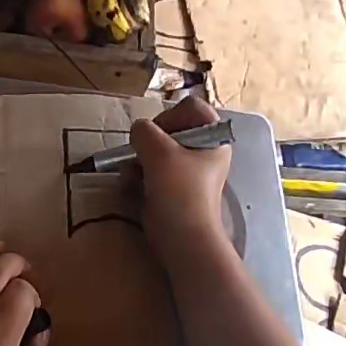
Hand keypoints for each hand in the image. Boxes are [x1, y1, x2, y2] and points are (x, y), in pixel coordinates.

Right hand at [129, 97, 231, 251]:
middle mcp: (201, 149)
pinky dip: (138, 174)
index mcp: (212, 137)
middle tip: (144, 156)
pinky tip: (133, 185)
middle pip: (169, 128)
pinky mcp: (171, 186)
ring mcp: (186, 169)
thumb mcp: (160, 153)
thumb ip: (144, 132)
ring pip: (155, 149)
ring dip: (139, 159)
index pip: (189, 107)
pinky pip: (150, 169)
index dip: (170, 117)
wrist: (182, 238)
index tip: (160, 136)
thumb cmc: (179, 192)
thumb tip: (137, 132)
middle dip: (149, 142)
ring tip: (134, 175)